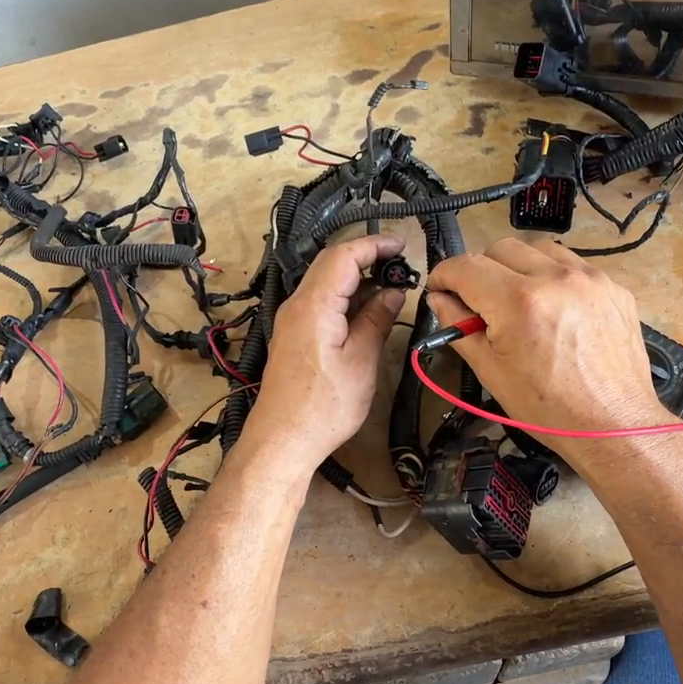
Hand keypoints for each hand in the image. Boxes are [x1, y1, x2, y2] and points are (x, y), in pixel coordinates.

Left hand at [239, 235, 406, 473]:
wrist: (281, 439)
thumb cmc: (322, 407)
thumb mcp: (360, 362)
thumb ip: (376, 321)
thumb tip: (393, 294)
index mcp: (314, 306)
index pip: (343, 256)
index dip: (373, 244)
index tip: (401, 244)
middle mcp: (297, 306)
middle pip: (330, 263)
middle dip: (366, 256)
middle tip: (399, 263)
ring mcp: (292, 320)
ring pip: (324, 282)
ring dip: (356, 278)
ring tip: (390, 287)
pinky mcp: (293, 335)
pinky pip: (319, 301)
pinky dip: (345, 296)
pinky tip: (366, 310)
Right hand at [426, 238, 676, 473]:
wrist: (614, 426)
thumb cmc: (548, 407)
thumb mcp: (491, 370)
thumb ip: (459, 327)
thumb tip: (439, 299)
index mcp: (519, 301)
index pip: (466, 266)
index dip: (444, 275)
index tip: (440, 288)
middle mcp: (555, 278)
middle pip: (500, 248)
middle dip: (481, 270)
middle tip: (480, 302)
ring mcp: (589, 279)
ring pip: (538, 249)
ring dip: (518, 266)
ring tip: (519, 300)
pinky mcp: (613, 287)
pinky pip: (572, 264)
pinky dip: (553, 277)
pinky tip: (553, 308)